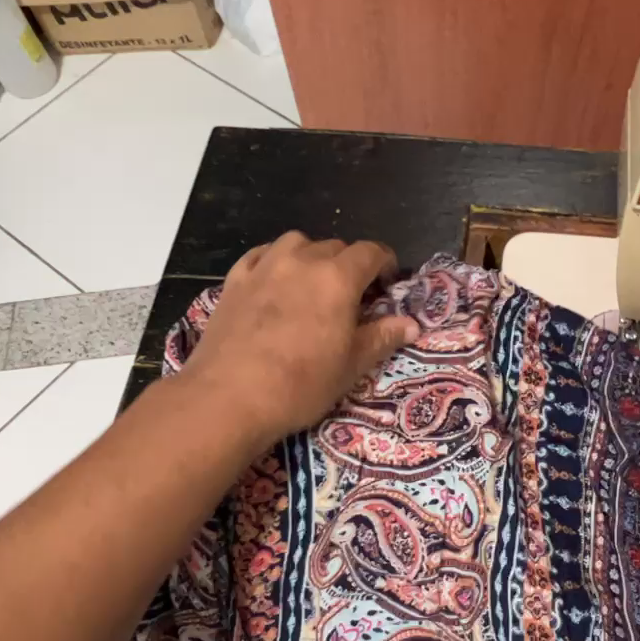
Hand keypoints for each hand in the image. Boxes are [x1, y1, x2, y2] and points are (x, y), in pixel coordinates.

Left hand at [178, 232, 418, 444]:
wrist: (228, 397)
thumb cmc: (300, 385)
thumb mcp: (351, 367)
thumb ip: (382, 338)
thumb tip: (411, 324)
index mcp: (337, 278)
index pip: (371, 253)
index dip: (385, 264)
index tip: (388, 284)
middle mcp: (302, 260)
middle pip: (336, 247)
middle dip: (350, 265)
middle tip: (353, 297)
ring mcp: (264, 267)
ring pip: (297, 243)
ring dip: (312, 256)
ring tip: (313, 284)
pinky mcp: (234, 280)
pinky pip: (261, 255)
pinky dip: (275, 261)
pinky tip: (275, 281)